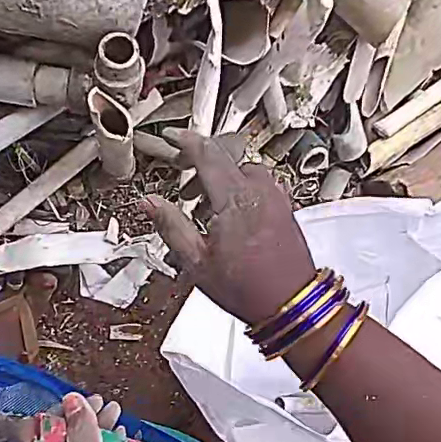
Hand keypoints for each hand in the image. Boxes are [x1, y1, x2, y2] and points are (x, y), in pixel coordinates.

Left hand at [30, 393, 168, 441]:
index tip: (75, 402)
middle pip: (69, 440)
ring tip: (116, 412)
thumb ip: (81, 431)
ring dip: (101, 429)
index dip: (58, 416)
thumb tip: (71, 400)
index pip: (44, 437)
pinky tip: (124, 436)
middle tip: (101, 403)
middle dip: (83, 418)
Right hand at [138, 132, 317, 328]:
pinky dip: (238, 187)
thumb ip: (170, 225)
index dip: (185, 141)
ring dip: (219, 177)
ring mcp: (275, 197)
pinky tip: (227, 212)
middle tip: (182, 175)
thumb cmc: (247, 288)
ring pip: (242, 169)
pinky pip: (258, 183)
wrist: (291, 303)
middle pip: (225, 157)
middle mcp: (259, 191)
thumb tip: (149, 202)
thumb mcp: (196, 261)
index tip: (172, 137)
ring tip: (202, 204)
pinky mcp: (285, 207)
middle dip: (199, 161)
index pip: (207, 153)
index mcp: (234, 199)